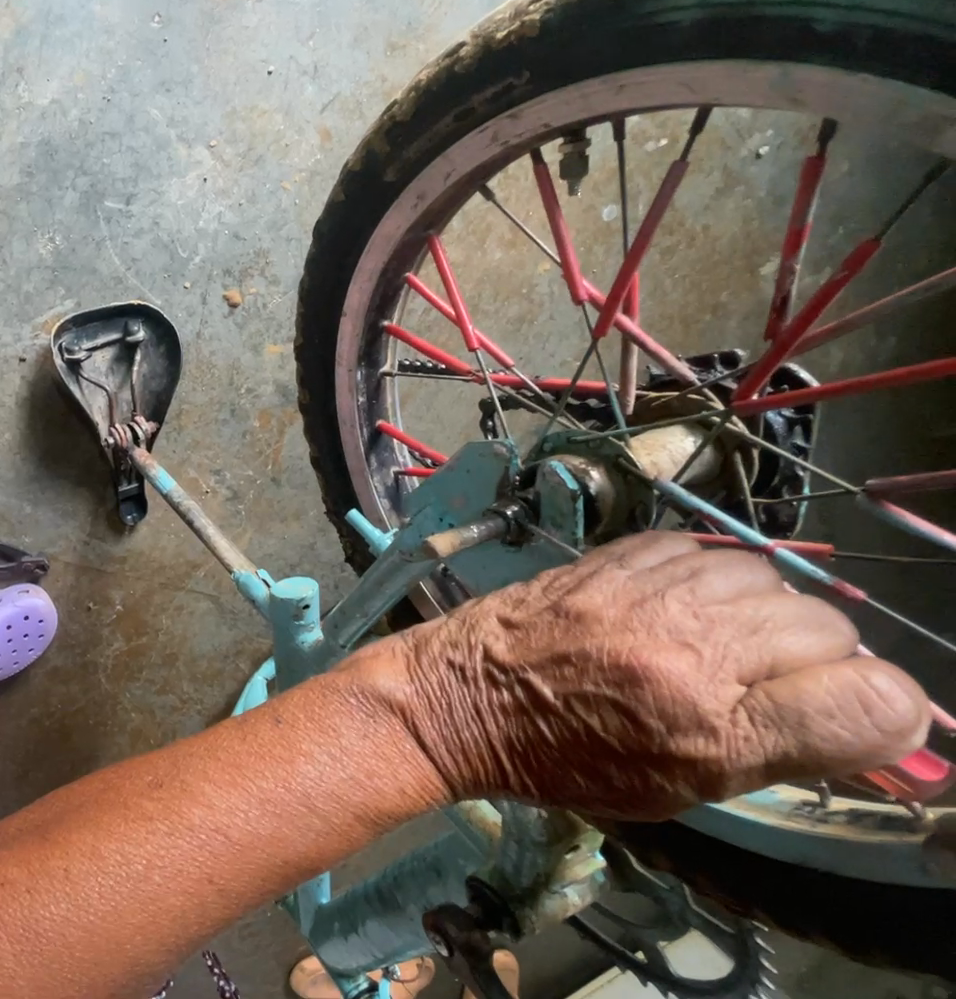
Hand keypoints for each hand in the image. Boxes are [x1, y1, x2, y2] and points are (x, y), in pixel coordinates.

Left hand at [379, 531, 930, 819]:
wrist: (453, 701)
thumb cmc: (555, 757)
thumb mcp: (674, 787)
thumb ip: (772, 749)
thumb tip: (859, 717)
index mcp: (710, 728)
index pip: (873, 700)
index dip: (880, 710)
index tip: (847, 713)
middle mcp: (684, 651)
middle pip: (826, 628)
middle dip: (815, 654)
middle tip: (764, 673)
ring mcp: (637, 597)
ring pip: (764, 575)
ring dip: (756, 604)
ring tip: (715, 631)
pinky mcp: (597, 563)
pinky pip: (690, 545)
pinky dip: (698, 569)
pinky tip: (673, 596)